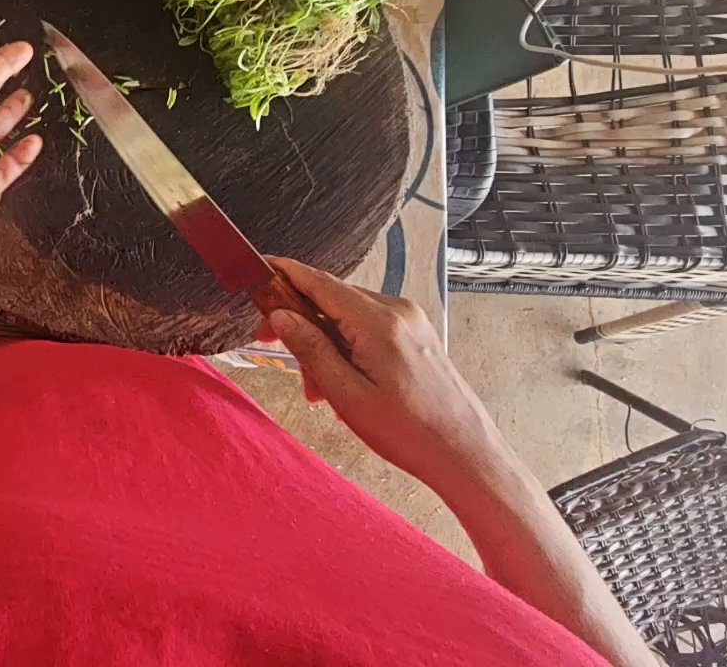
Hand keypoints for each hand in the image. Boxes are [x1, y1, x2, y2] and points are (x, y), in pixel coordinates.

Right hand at [261, 258, 511, 494]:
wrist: (470, 458)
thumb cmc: (410, 433)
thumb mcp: (347, 395)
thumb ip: (310, 349)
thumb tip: (280, 315)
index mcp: (378, 322)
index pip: (319, 281)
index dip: (283, 272)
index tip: (256, 268)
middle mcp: (396, 311)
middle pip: (329, 297)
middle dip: (296, 319)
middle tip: (266, 340)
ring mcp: (409, 321)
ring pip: (345, 314)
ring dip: (320, 339)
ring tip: (314, 385)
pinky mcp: (415, 334)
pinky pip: (365, 326)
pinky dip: (343, 345)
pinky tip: (337, 379)